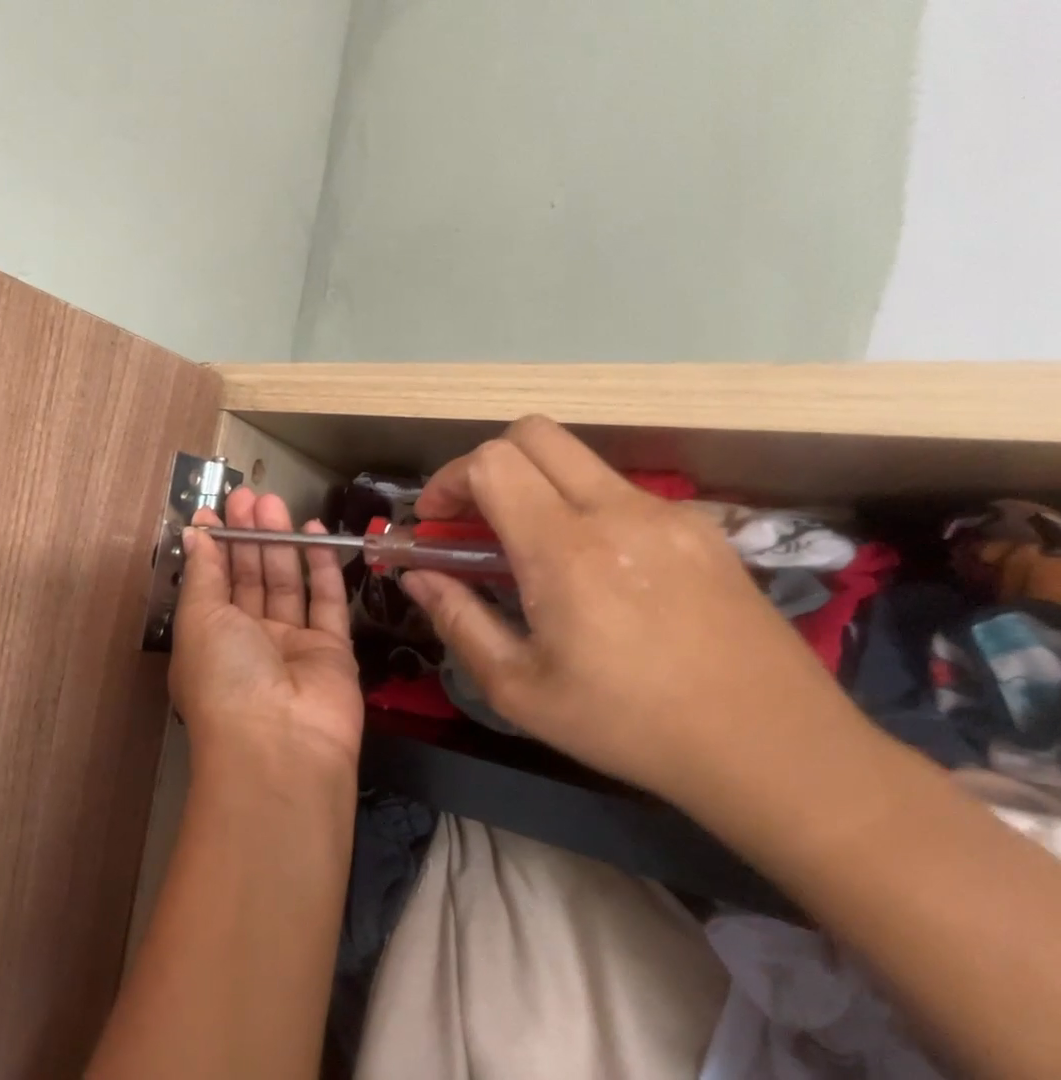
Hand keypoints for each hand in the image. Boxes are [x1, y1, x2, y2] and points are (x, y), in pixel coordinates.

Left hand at [171, 488, 363, 780]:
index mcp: (207, 639)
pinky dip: (322, 567)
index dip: (212, 548)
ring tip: (273, 503)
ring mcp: (291, 646)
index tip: (211, 511)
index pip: (210, 584)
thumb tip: (194, 535)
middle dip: (247, 536)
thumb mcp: (199, 620)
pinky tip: (315, 531)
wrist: (280, 743)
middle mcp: (247, 642)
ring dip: (280, 542)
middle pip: (248, 579)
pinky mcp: (332, 651)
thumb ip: (203, 574)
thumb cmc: (224, 677)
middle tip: (248, 496)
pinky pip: (326, 601)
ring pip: (285, 585)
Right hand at [398, 416, 863, 804]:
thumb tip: (417, 575)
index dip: (446, 481)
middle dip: (484, 465)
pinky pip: (623, 494)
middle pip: (534, 434)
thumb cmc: (628, 725)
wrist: (773, 747)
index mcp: (566, 550)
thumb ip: (458, 620)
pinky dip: (583, 508)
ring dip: (535, 486)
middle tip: (470, 520)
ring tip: (526, 552)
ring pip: (580, 461)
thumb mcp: (518, 688)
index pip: (490, 463)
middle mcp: (618, 512)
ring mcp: (669, 515)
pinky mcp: (704, 530)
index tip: (432, 525)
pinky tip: (591, 572)